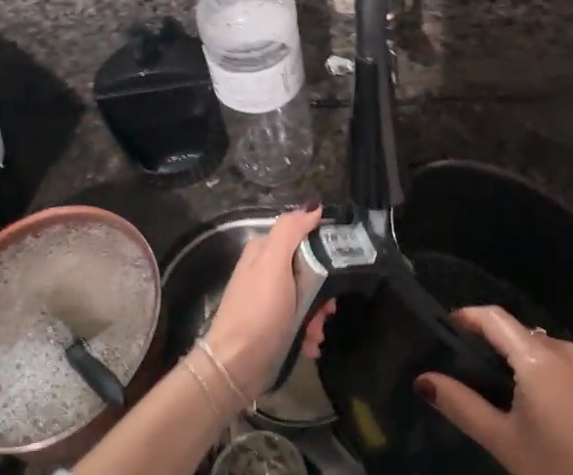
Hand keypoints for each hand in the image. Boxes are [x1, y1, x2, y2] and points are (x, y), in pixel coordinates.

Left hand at [201, 204, 334, 398]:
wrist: (235, 366)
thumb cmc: (258, 311)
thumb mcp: (274, 263)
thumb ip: (291, 230)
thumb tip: (313, 206)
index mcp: (264, 250)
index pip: (302, 237)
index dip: (323, 252)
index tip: (337, 272)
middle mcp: (265, 271)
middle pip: (308, 269)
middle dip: (323, 291)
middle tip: (328, 310)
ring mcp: (268, 300)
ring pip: (306, 297)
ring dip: (317, 316)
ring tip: (317, 333)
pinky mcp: (272, 325)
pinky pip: (299, 320)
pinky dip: (308, 332)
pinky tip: (311, 345)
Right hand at [416, 306, 572, 474]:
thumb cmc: (558, 472)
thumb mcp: (504, 442)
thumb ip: (462, 406)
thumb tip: (423, 379)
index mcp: (537, 358)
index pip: (496, 318)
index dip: (471, 317)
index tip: (452, 324)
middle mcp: (570, 348)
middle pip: (528, 339)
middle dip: (508, 355)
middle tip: (493, 387)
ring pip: (559, 354)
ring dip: (542, 368)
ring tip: (536, 409)